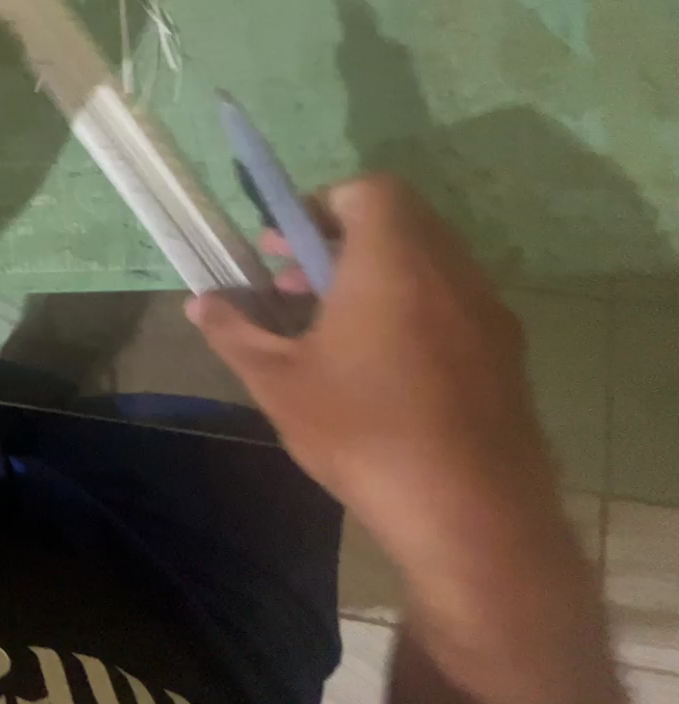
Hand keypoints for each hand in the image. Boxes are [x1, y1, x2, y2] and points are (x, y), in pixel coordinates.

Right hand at [185, 175, 557, 528]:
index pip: (371, 191)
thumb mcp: (273, 379)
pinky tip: (369, 359)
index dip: (321, 202)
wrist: (469, 513)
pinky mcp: (503, 352)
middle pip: (399, 221)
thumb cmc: (359, 429)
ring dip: (369, 271)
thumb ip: (232, 330)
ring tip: (321, 322)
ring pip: (425, 260)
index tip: (282, 245)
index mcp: (392, 268)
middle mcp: (449, 276)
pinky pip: (448, 298)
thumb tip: (199, 303)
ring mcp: (486, 314)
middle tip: (288, 280)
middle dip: (336, 238)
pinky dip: (404, 302)